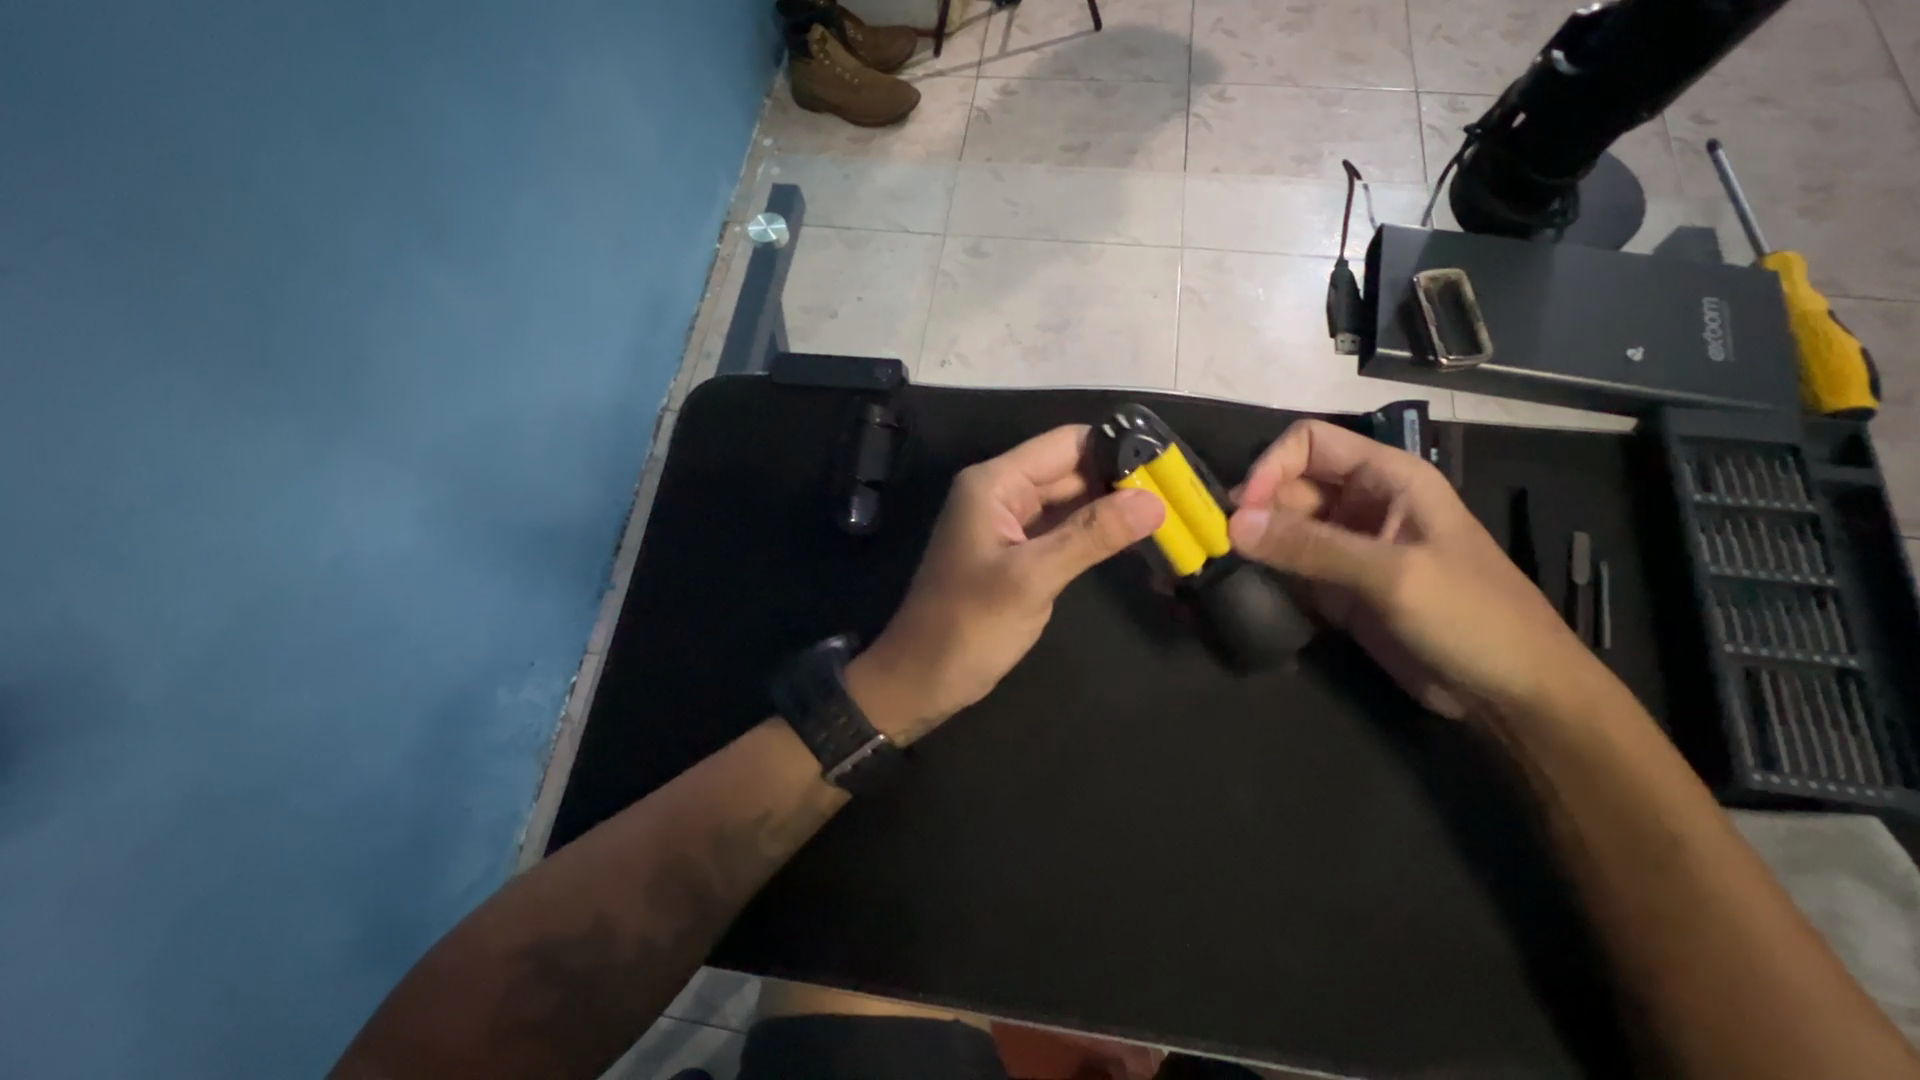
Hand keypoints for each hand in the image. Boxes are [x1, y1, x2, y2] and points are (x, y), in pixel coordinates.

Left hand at [849, 425, 1165, 744]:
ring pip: (1072, 502)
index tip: (1169, 466)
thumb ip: (1092, 536)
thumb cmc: (967, 628)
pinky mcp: (1019, 555)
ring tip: (1171, 516)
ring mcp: (1011, 525)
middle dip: (1122, 481)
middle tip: (1182, 496)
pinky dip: (1097, 534)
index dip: (1117, 448)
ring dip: (1114, 508)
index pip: (1066, 444)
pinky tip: (1135, 541)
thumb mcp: (1032, 579)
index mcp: (995, 484)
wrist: (920, 680)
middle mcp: (1003, 493)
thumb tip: (1154, 501)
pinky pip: (1065, 531)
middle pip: (1072, 470)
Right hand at [1227, 419, 1599, 721]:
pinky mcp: (1342, 590)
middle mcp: (1364, 504)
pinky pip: (1292, 569)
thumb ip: (1311, 547)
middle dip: (1254, 511)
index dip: (1270, 468)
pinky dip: (1268, 577)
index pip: (1310, 443)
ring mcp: (1351, 548)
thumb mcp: (1392, 576)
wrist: (1513, 692)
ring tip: (1222, 572)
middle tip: (1221, 550)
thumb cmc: (1471, 617)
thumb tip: (1233, 524)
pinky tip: (1246, 594)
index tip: (1242, 513)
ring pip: (1285, 528)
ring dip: (1255, 545)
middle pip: (1289, 486)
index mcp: (1388, 478)